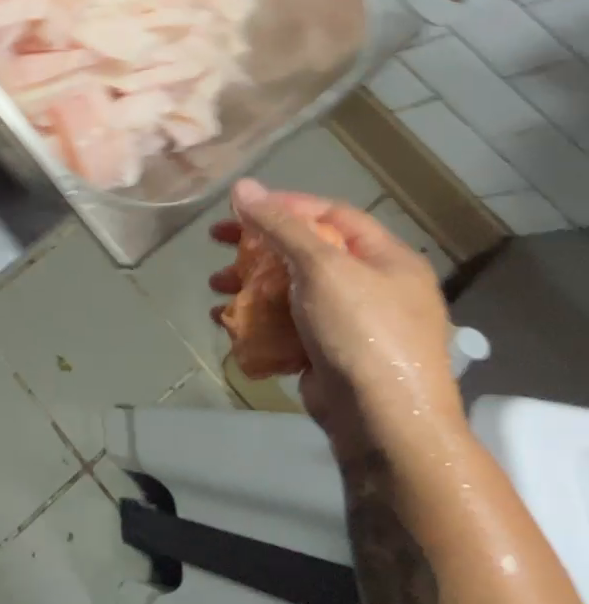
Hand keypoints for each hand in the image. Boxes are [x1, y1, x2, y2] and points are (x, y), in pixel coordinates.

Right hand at [209, 179, 460, 453]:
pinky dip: (255, 316)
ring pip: (290, 287)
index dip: (284, 205)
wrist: (383, 417)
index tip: (238, 209)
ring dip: (248, 282)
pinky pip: (287, 322)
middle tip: (215, 242)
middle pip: (305, 249)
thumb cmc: (360, 330)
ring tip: (216, 287)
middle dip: (256, 246)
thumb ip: (280, 226)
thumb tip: (243, 186)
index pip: (332, 214)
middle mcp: (375, 286)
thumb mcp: (321, 267)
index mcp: (388, 260)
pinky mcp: (330, 350)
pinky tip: (228, 320)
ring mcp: (353, 321)